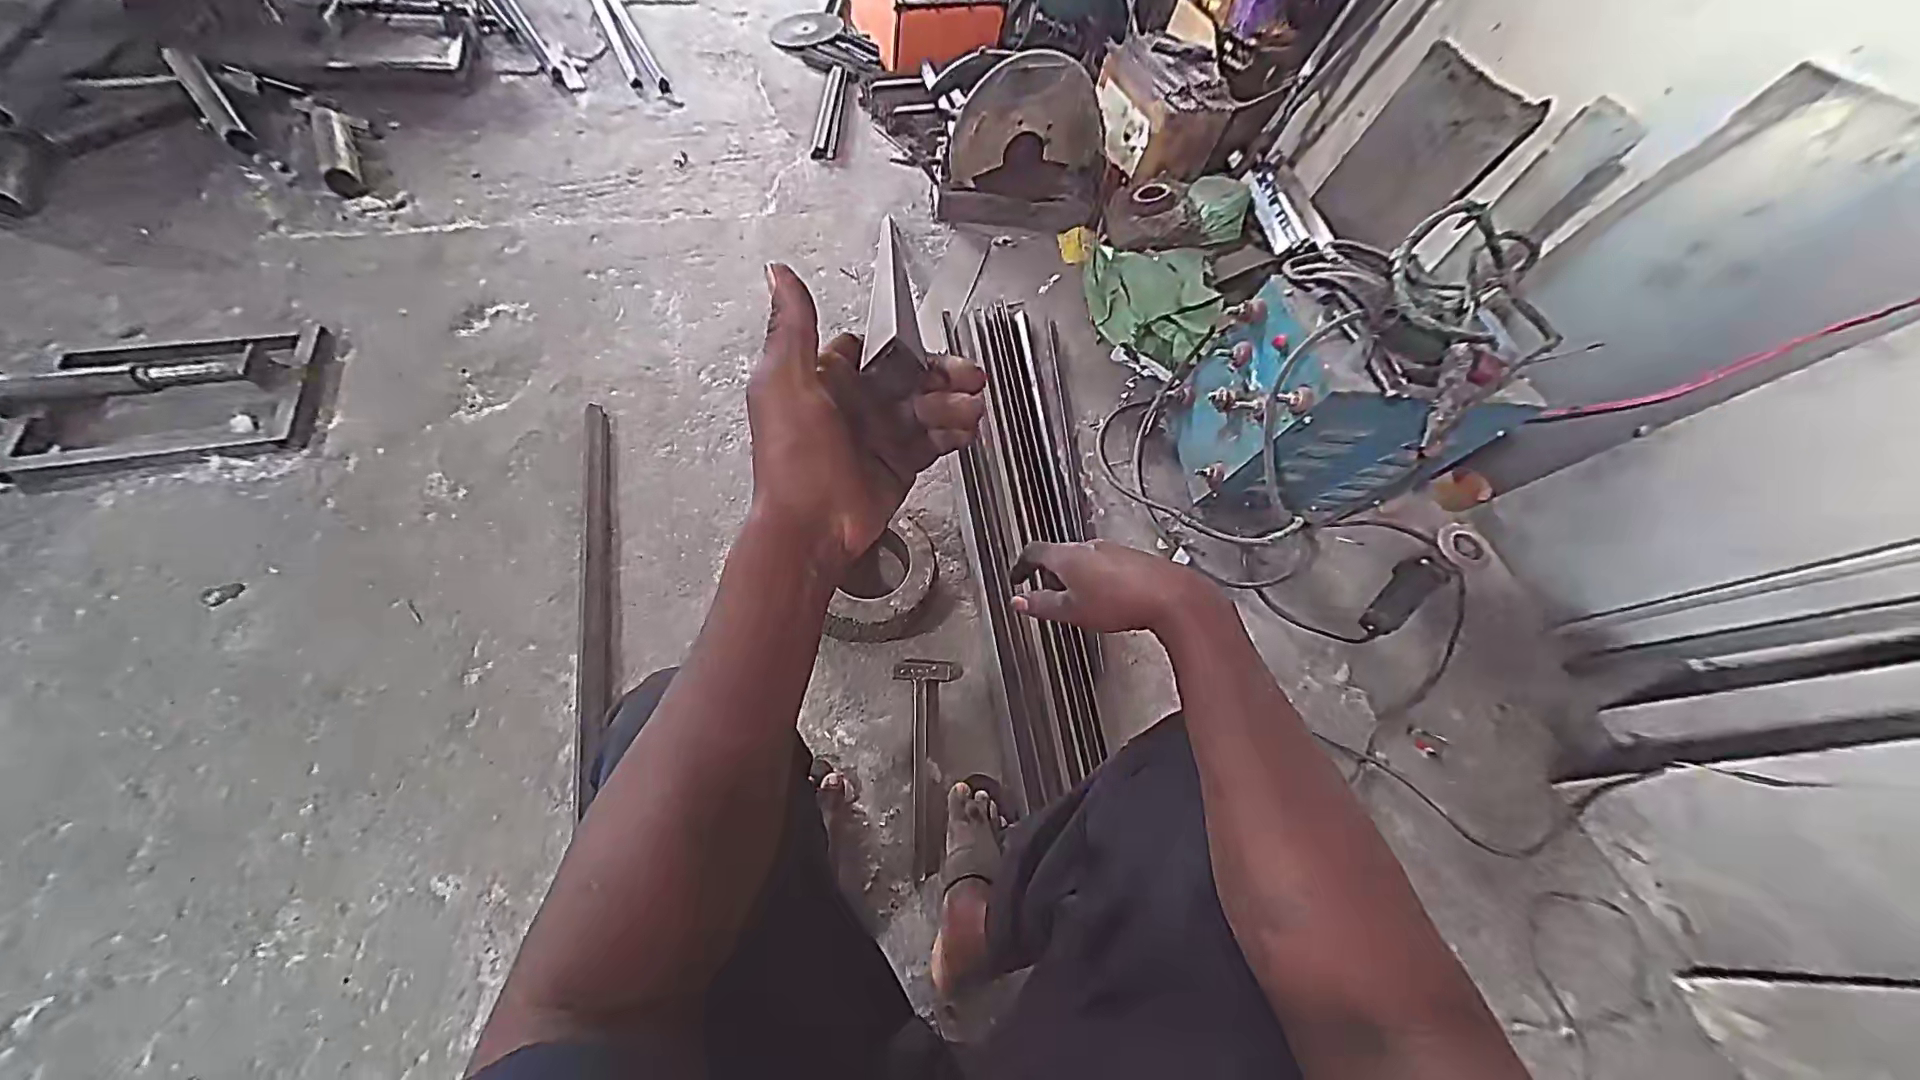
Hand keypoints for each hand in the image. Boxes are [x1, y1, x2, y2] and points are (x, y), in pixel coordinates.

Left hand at [749, 264, 985, 567]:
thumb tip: (780, 276)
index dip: (901, 345)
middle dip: (941, 374)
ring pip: (927, 407)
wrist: (812, 528)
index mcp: (827, 382)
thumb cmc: (791, 462)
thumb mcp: (785, 384)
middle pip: (910, 376)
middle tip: (968, 375)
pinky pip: (934, 439)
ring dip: (953, 404)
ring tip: (970, 408)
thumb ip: (792, 329)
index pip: (873, 349)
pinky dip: (954, 433)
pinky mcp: (899, 463)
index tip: (922, 347)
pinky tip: (966, 429)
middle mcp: (855, 406)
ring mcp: (879, 435)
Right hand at [1010, 540, 1228, 634]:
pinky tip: (1106, 599)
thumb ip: (1042, 604)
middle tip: (1047, 596)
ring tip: (1078, 602)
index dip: (1021, 566)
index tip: (1017, 577)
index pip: (1034, 552)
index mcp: (1067, 555)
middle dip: (1049, 575)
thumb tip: (1018, 601)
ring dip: (1074, 578)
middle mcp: (1089, 547)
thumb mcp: (1071, 610)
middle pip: (1059, 555)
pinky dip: (1096, 579)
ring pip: (1083, 560)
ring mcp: (1113, 550)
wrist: (1171, 597)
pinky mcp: (1133, 559)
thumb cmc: (1121, 601)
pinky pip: (1104, 565)